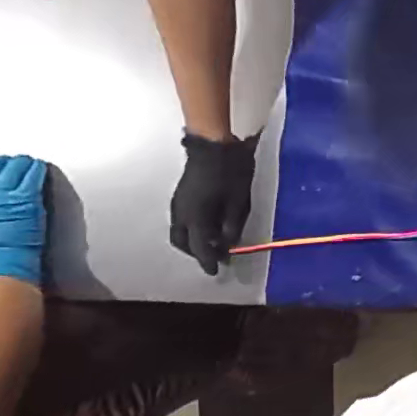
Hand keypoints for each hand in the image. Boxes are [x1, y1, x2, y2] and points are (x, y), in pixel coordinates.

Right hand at [170, 131, 257, 274]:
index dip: (208, 261)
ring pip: (178, 232)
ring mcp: (178, 203)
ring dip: (191, 241)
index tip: (215, 271)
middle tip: (214, 257)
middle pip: (182, 243)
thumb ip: (232, 226)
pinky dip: (190, 229)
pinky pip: (180, 221)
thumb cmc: (230, 172)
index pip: (200, 248)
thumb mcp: (239, 202)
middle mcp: (181, 214)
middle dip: (196, 253)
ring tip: (211, 242)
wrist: (213, 144)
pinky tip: (206, 225)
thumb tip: (227, 244)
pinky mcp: (179, 195)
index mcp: (196, 218)